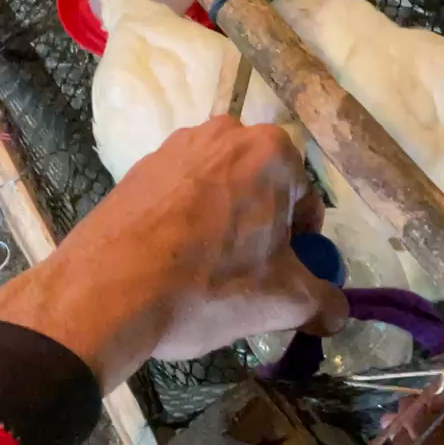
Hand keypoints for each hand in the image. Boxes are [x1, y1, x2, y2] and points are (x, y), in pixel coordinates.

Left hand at [0, 117, 348, 389]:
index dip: (301, 242)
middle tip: (247, 274)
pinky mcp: (138, 166)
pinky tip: (171, 260)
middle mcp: (227, 133)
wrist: (105, 292)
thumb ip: (325, 301)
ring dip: (225, 221)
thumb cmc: (210, 284)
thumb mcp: (282, 300)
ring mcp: (177, 145)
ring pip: (221, 188)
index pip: (306, 198)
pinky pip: (180, 193)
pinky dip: (185, 220)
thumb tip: (339, 311)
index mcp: (272, 150)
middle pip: (262, 187)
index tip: (284, 273)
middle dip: (262, 227)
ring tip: (205, 271)